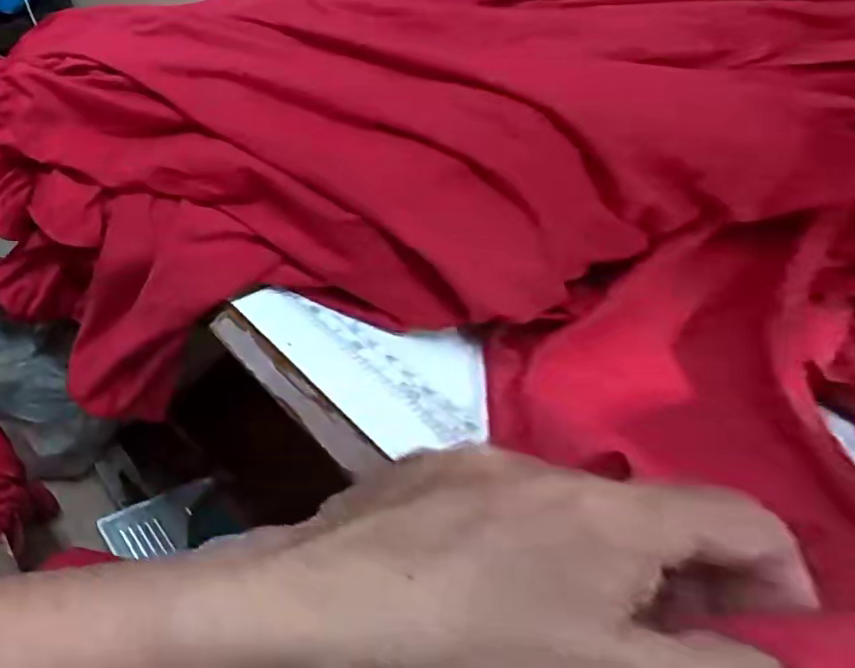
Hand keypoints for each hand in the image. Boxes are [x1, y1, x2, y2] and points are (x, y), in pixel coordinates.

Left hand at [238, 448, 816, 666]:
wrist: (331, 594)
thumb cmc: (480, 640)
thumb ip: (720, 666)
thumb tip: (767, 650)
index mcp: (594, 505)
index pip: (733, 513)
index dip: (775, 577)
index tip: (757, 632)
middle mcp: (522, 463)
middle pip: (638, 507)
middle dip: (675, 573)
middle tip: (656, 635)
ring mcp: (453, 459)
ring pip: (557, 501)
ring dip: (590, 553)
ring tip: (564, 612)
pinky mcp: (406, 468)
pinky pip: (489, 495)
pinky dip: (518, 534)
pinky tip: (486, 579)